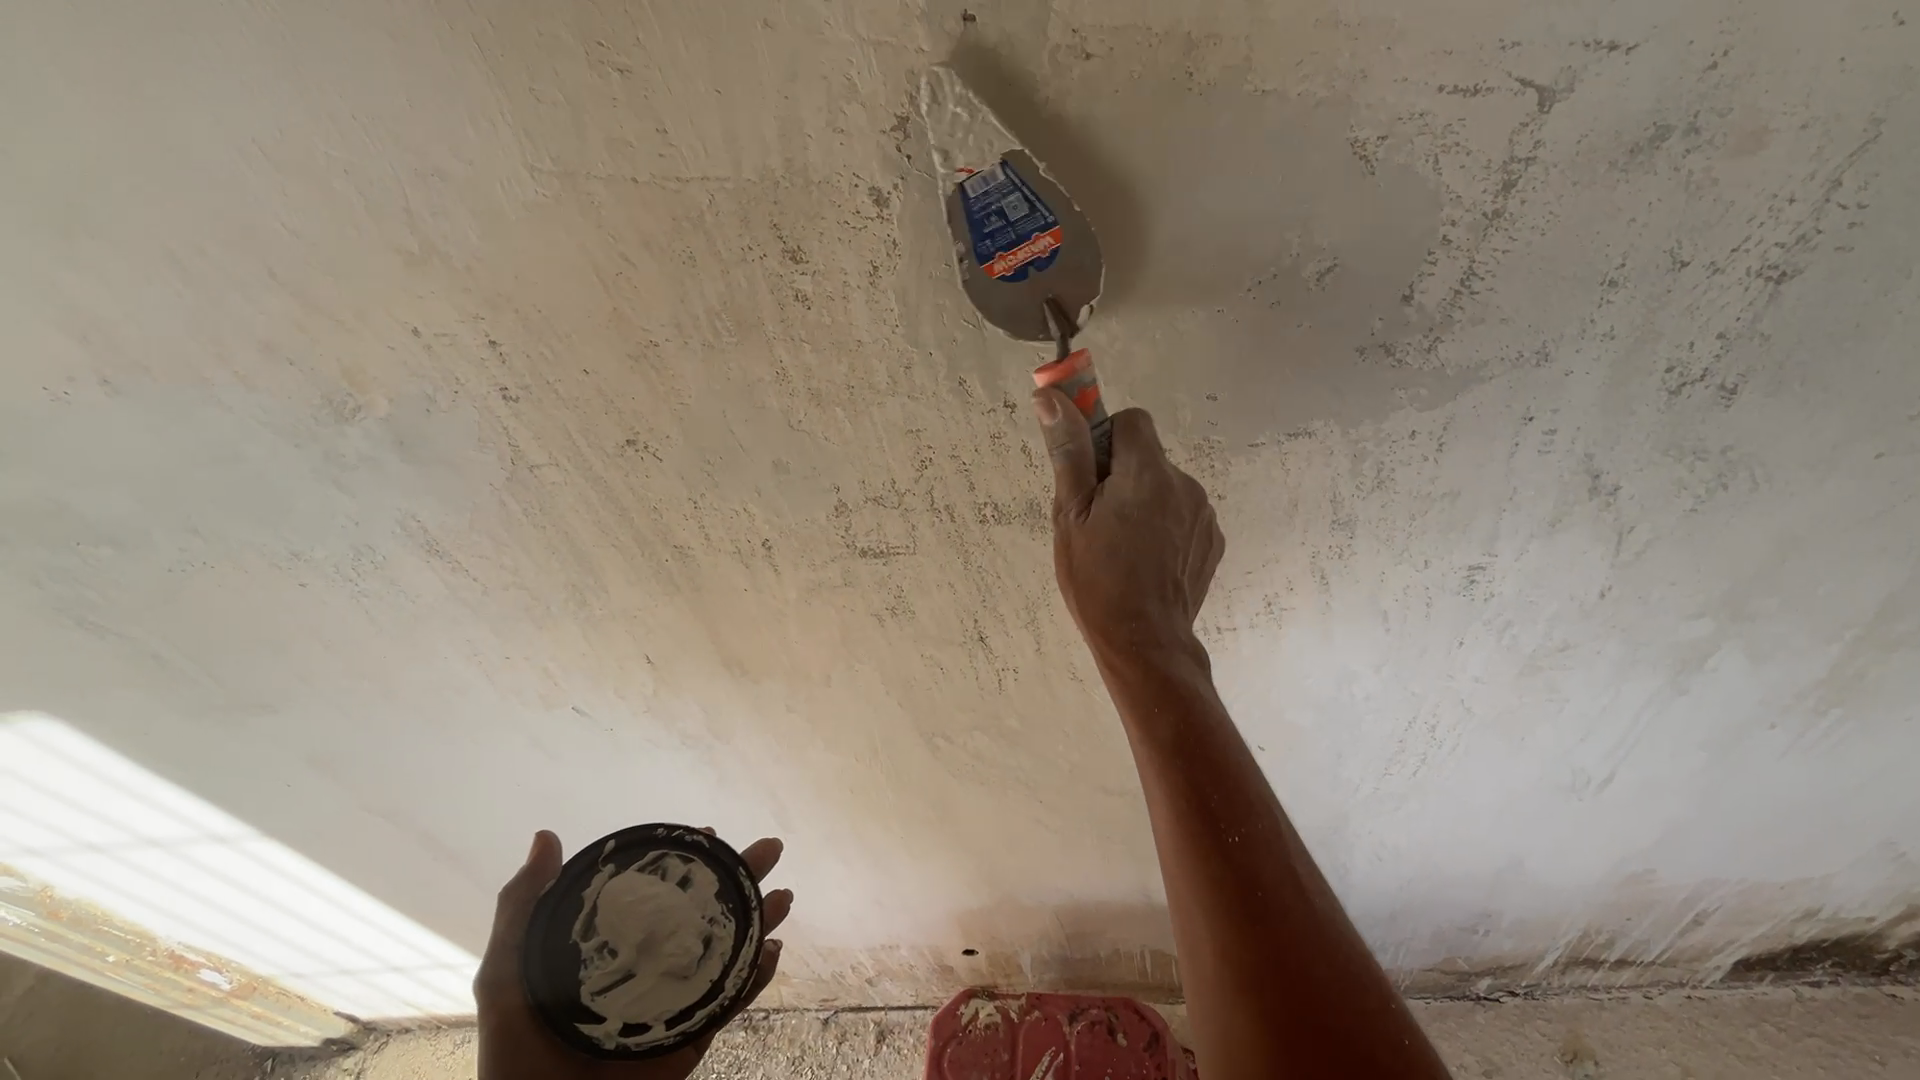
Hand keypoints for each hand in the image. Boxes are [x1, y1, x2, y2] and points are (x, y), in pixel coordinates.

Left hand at [474, 830, 793, 1079]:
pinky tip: (770, 951)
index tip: (706, 833)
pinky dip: (757, 977)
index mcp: (615, 948)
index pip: (659, 894)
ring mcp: (677, 1002)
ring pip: (730, 952)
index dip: (686, 861)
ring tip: (783, 896)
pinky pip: (732, 1004)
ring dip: (760, 921)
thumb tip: (546, 836)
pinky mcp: (692, 1038)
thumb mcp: (505, 976)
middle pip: (706, 914)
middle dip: (742, 879)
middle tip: (769, 849)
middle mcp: (652, 967)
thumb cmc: (517, 1056)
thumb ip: (521, 909)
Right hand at [1033, 389, 1224, 658]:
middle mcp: (1185, 484)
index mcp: (1148, 472)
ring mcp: (1204, 514)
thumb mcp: (1070, 515)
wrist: (1144, 641)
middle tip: (1097, 520)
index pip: (1132, 420)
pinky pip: (1182, 515)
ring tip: (1122, 547)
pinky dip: (1164, 527)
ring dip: (1144, 502)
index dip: (1105, 439)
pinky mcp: (1213, 540)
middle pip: (1147, 457)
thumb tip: (1052, 397)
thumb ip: (1068, 451)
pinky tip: (1147, 562)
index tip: (1089, 475)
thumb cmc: (1097, 579)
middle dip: (1122, 476)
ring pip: (1164, 487)